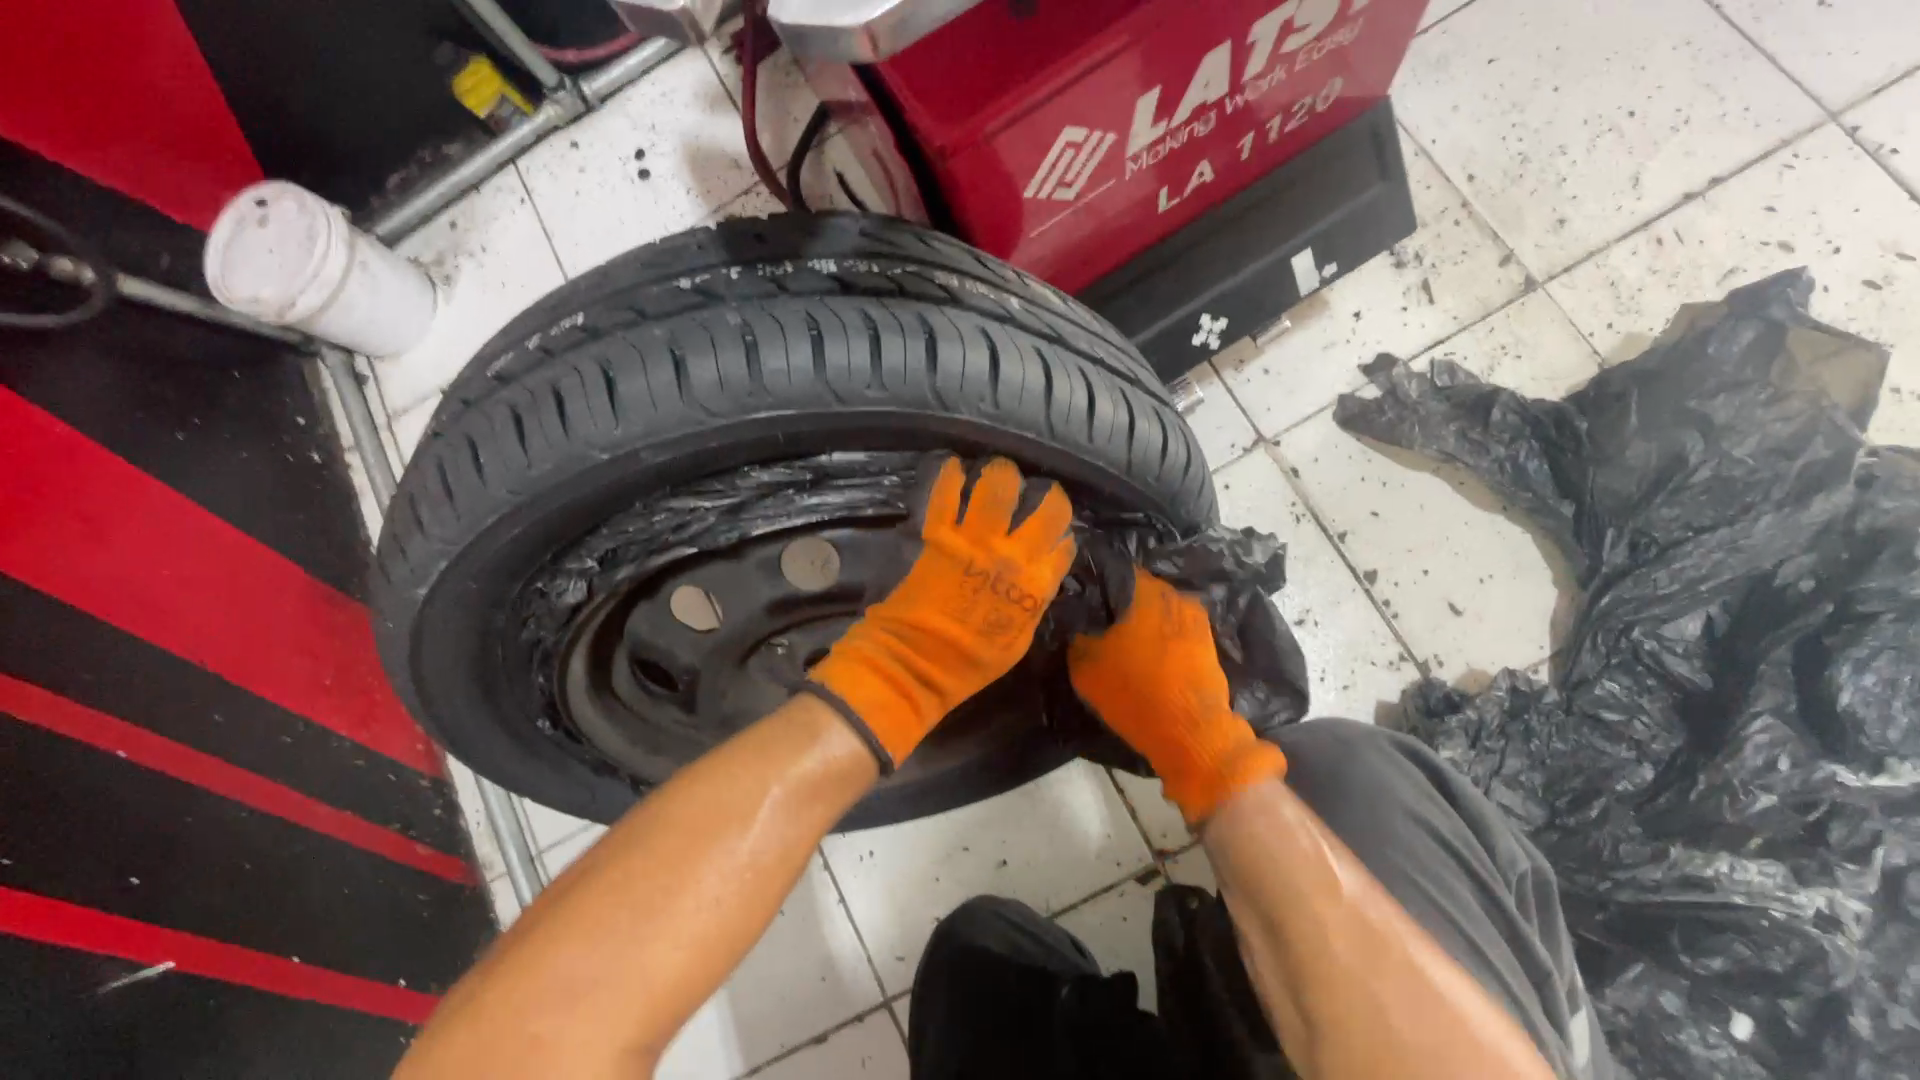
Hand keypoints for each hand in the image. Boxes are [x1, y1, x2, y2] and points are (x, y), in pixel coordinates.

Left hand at [809, 456, 1075, 768]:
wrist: (917, 666)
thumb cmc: (968, 664)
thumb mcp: (1018, 641)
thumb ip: (1034, 601)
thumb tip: (1042, 570)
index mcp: (1037, 587)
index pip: (1064, 542)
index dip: (1061, 530)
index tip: (1052, 528)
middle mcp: (1014, 557)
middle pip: (1047, 506)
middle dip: (1044, 492)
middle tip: (1029, 492)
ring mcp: (975, 542)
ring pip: (1000, 485)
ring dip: (1000, 474)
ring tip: (993, 476)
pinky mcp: (938, 536)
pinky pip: (946, 494)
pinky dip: (949, 475)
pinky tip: (954, 467)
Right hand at [1069, 566, 1285, 824]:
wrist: (1192, 734)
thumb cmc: (1135, 691)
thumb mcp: (1084, 664)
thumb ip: (1077, 634)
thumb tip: (1077, 622)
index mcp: (1147, 589)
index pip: (1114, 572)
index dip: (1094, 586)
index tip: (1080, 602)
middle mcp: (1176, 595)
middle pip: (1138, 593)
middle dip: (1119, 606)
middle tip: (1096, 625)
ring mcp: (1197, 621)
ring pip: (1158, 614)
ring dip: (1141, 625)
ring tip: (1118, 645)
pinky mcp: (1208, 646)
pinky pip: (1173, 634)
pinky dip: (1159, 642)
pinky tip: (1143, 660)